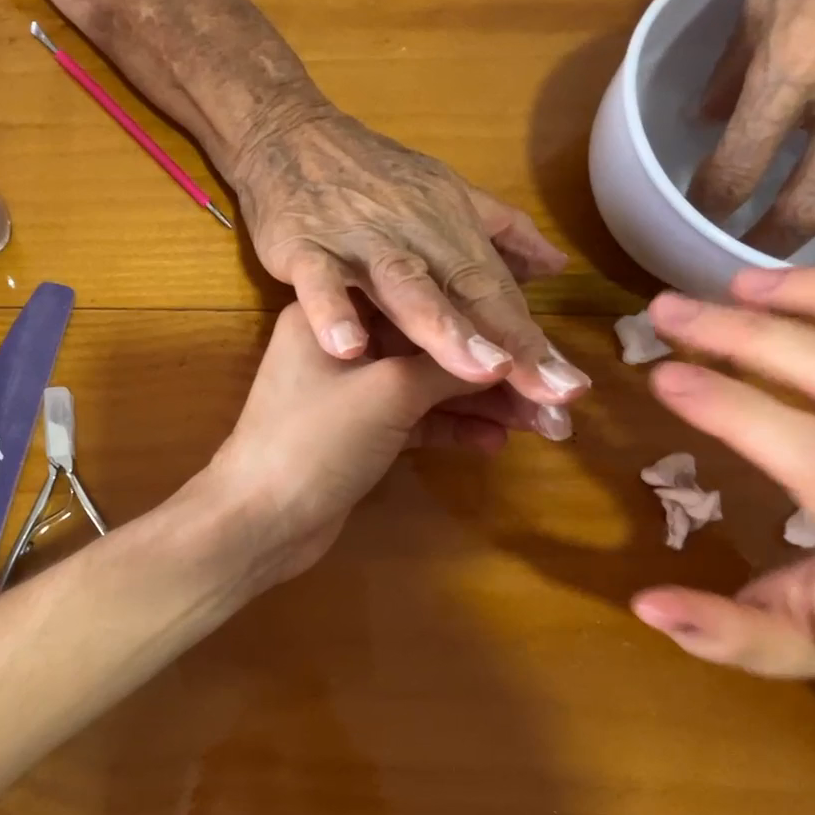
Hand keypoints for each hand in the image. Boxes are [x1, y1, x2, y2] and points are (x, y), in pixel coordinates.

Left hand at [198, 304, 534, 584]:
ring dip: (482, 404)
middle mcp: (344, 338)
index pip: (424, 295)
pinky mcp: (358, 430)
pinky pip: (415, 419)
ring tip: (544, 423)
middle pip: (433, 343)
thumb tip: (513, 351)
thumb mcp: (388, 390)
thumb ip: (450, 365)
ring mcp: (349, 388)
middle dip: (494, 369)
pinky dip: (452, 428)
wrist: (259, 518)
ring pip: (428, 385)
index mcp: (338, 307)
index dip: (484, 311)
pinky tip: (497, 441)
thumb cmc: (315, 438)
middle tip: (556, 390)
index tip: (540, 323)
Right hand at [230, 108, 590, 410]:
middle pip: (466, 294)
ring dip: (443, 326)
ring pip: (405, 286)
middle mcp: (414, 237)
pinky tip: (347, 349)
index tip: (570, 390)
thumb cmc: (369, 176)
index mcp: (450, 229)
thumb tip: (556, 266)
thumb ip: (499, 233)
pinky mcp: (304, 248)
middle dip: (508, 344)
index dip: (534, 343)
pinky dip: (332, 311)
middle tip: (547, 393)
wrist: (288, 137)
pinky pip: (319, 283)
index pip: (498, 292)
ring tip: (481, 371)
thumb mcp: (442, 196)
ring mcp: (358, 244)